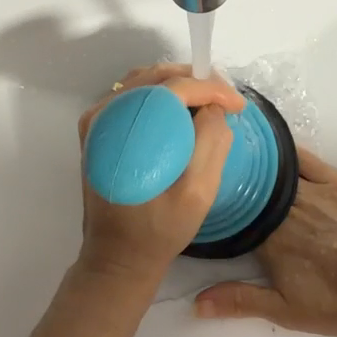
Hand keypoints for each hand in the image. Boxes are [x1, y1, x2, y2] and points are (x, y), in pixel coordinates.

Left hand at [76, 63, 244, 281]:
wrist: (117, 259)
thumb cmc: (158, 231)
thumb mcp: (197, 192)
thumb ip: (210, 143)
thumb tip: (214, 108)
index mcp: (124, 128)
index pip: (173, 88)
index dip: (212, 88)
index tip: (239, 105)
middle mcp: (103, 116)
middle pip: (156, 77)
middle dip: (197, 81)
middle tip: (227, 100)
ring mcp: (97, 122)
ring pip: (143, 83)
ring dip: (179, 86)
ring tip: (210, 102)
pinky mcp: (98, 132)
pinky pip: (133, 99)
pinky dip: (161, 98)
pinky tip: (183, 114)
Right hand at [194, 147, 336, 336]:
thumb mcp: (288, 311)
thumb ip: (240, 301)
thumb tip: (196, 303)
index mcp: (270, 238)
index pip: (234, 216)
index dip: (218, 208)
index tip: (201, 200)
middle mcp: (286, 208)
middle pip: (250, 189)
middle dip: (231, 182)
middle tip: (212, 174)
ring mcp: (313, 189)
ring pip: (273, 170)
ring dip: (252, 164)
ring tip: (233, 155)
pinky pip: (302, 158)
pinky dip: (282, 151)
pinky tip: (269, 145)